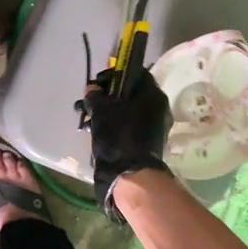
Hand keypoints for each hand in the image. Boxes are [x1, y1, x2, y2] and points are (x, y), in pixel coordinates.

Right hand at [81, 67, 171, 219]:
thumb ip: (95, 96)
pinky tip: (96, 130)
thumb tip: (92, 89)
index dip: (114, 74)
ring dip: (108, 111)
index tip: (97, 83)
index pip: (136, 74)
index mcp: (153, 95)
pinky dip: (114, 125)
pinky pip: (130, 126)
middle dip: (108, 96)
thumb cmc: (118, 135)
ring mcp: (155, 127)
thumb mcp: (101, 111)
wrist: (129, 174)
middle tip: (91, 101)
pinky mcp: (148, 142)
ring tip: (88, 117)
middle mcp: (159, 108)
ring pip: (129, 111)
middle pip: (131, 93)